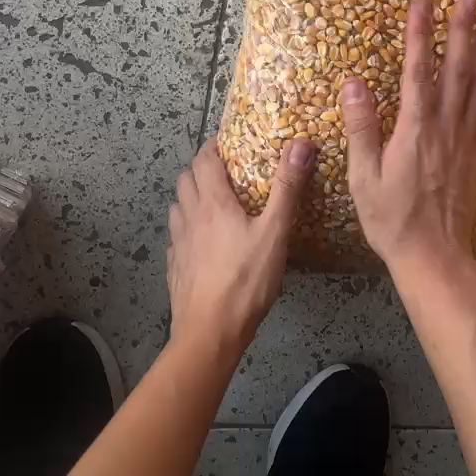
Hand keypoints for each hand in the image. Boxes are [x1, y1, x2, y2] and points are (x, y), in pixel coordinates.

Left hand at [166, 138, 312, 354]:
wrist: (209, 333)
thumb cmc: (245, 280)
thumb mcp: (275, 232)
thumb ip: (286, 188)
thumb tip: (300, 144)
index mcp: (213, 203)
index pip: (204, 161)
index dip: (213, 147)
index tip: (227, 141)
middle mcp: (190, 217)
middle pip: (185, 179)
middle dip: (201, 168)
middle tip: (224, 170)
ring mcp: (178, 244)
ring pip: (177, 206)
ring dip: (190, 196)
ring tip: (212, 202)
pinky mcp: (174, 267)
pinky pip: (175, 236)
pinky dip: (186, 228)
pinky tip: (201, 241)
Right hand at [340, 0, 475, 278]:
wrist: (434, 256)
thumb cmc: (392, 220)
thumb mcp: (363, 178)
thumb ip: (360, 129)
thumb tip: (353, 83)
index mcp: (414, 129)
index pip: (417, 71)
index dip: (420, 34)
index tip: (423, 1)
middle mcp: (444, 125)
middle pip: (456, 68)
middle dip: (463, 28)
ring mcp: (465, 136)